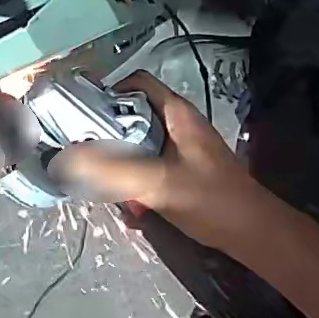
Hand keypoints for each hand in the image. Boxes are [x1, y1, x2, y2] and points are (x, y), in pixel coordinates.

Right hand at [51, 72, 263, 247]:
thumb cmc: (210, 199)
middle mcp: (179, 124)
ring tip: (102, 184)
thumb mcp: (158, 183)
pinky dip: (136, 181)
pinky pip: (149, 166)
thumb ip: (113, 170)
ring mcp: (182, 148)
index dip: (108, 93)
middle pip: (133, 115)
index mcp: (177, 113)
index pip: (136, 84)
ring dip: (120, 164)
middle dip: (108, 135)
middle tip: (84, 154)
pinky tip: (130, 206)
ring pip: (139, 144)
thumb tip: (67, 159)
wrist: (252, 233)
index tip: (81, 116)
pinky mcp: (183, 170)